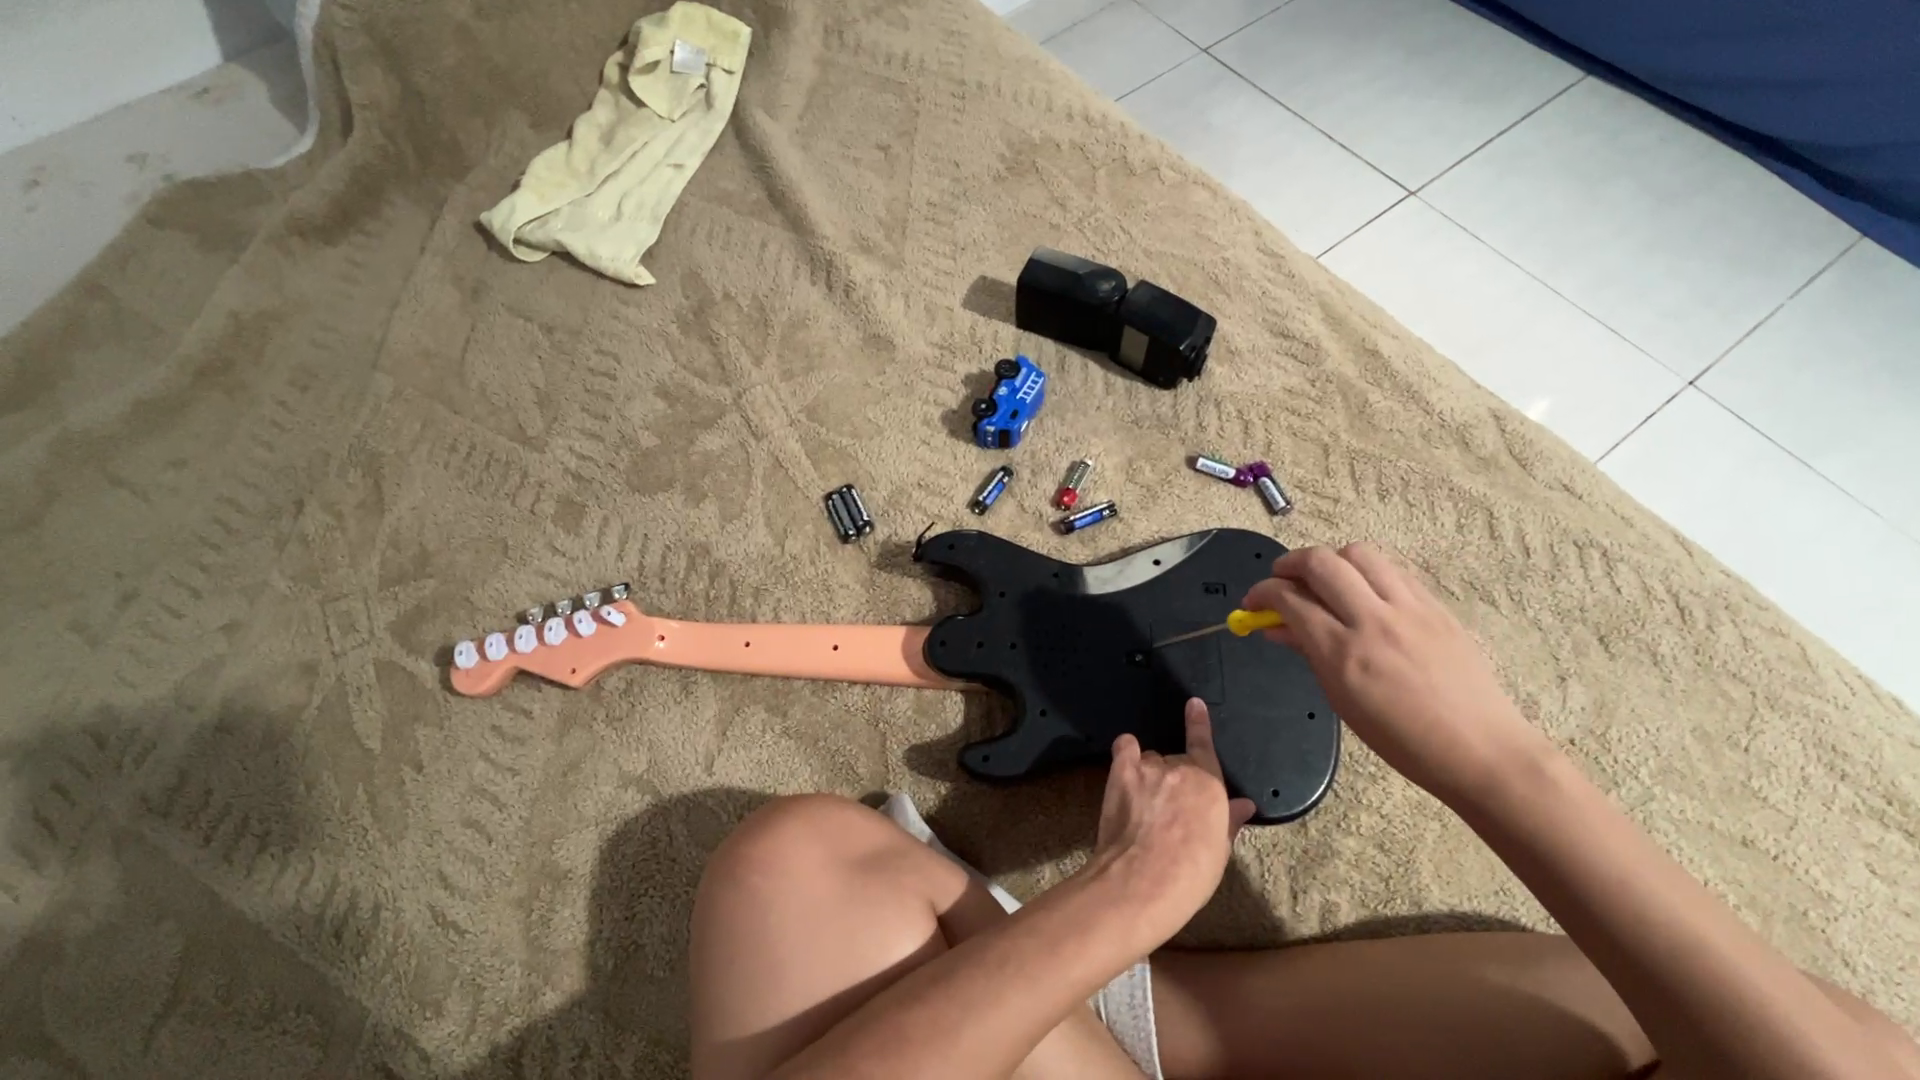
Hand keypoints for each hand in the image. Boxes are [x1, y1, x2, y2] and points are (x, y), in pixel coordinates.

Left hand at [1090, 699, 1255, 948]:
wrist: (1142, 879)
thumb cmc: (1189, 873)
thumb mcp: (1219, 851)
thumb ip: (1229, 821)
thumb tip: (1245, 805)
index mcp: (1209, 784)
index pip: (1204, 746)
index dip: (1199, 724)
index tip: (1194, 705)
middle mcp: (1180, 768)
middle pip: (1176, 762)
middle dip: (1174, 780)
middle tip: (1168, 809)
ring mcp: (1148, 767)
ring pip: (1150, 759)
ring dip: (1149, 773)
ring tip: (1143, 802)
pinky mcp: (1121, 773)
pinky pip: (1125, 748)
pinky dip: (1126, 753)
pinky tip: (1125, 764)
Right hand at [1242, 543, 1551, 804]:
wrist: (1480, 749)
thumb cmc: (1402, 739)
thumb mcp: (1341, 700)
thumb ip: (1308, 653)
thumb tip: (1276, 627)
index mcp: (1343, 653)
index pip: (1290, 599)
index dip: (1262, 593)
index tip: (1253, 602)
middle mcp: (1374, 620)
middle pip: (1321, 562)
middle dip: (1289, 564)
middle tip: (1281, 580)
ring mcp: (1410, 608)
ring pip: (1359, 553)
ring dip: (1331, 560)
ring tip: (1324, 581)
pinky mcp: (1436, 606)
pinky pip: (1393, 570)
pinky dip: (1367, 573)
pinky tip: (1364, 594)